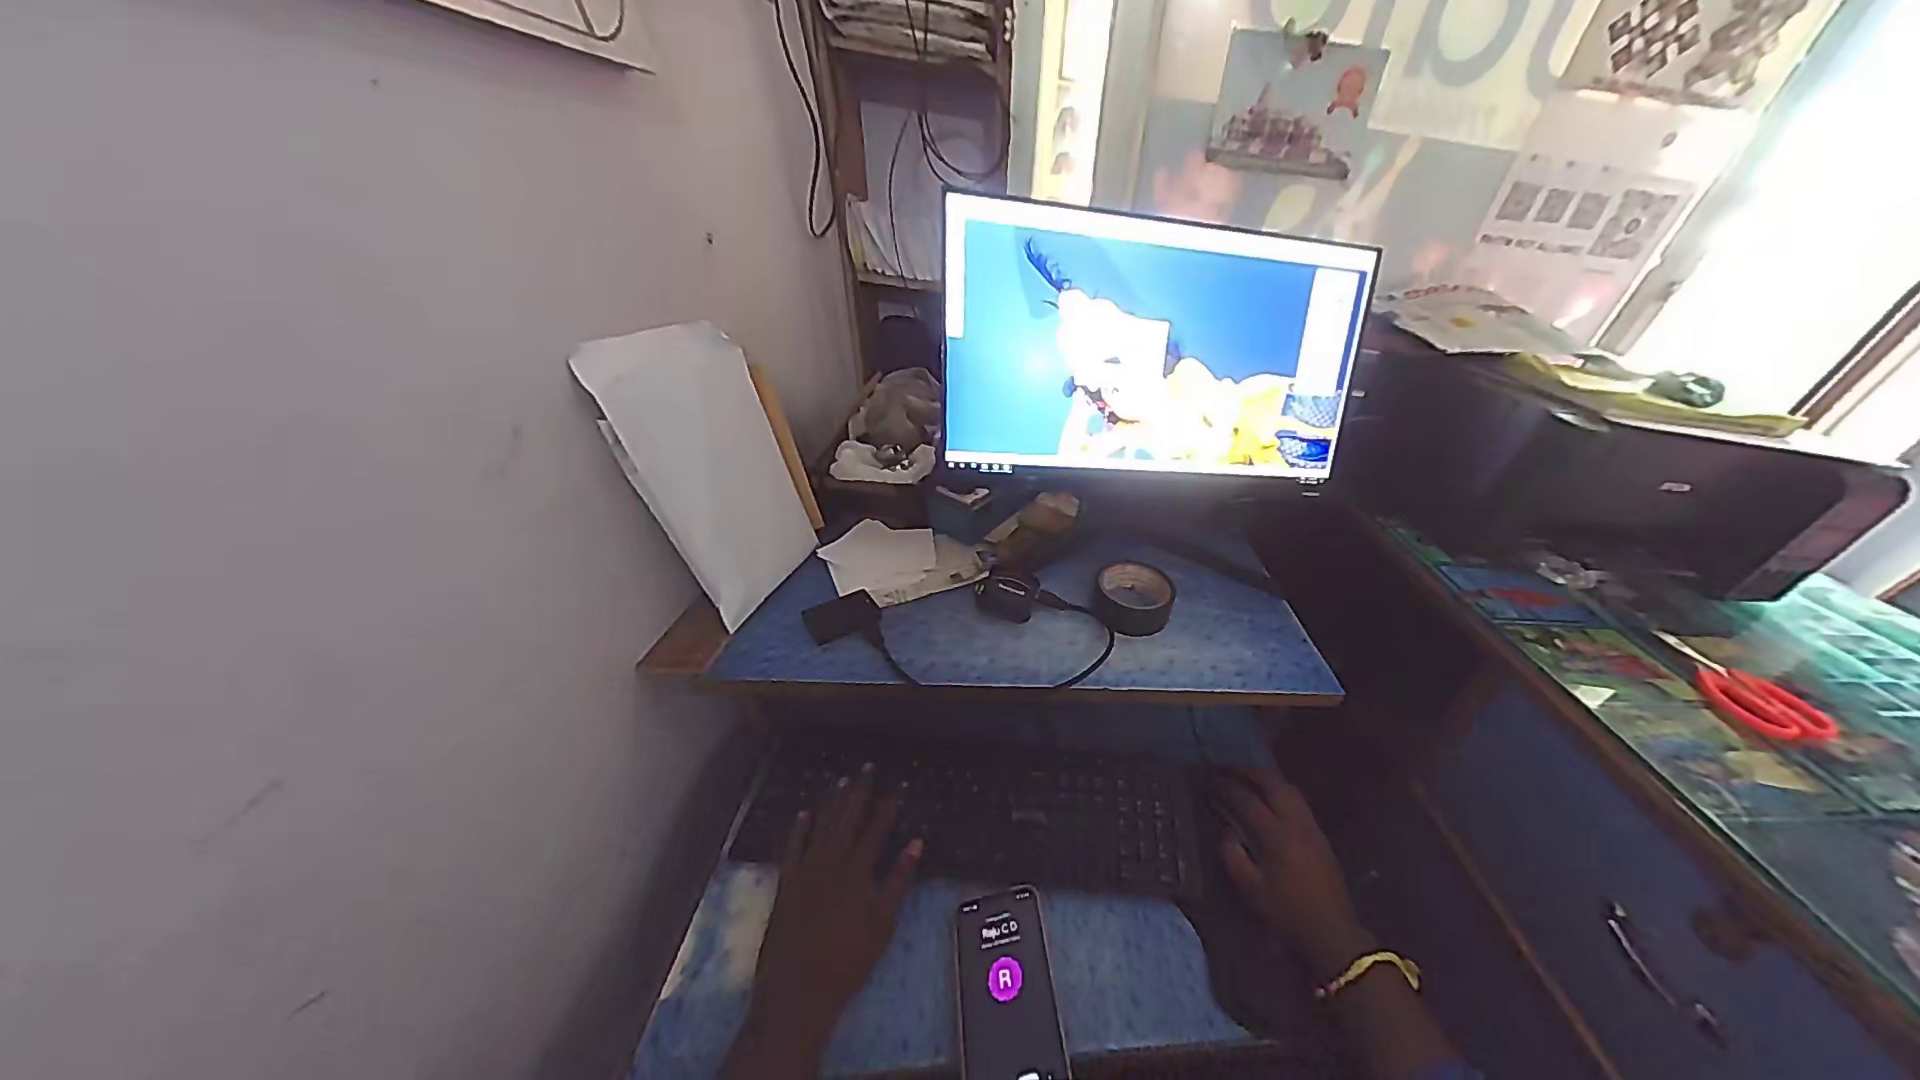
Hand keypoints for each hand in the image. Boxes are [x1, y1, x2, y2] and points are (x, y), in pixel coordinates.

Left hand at [725, 766, 921, 1078]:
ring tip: (843, 781)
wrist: (798, 990)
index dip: (887, 807)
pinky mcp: (786, 883)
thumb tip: (915, 845)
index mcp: (857, 872)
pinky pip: (792, 847)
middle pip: (847, 819)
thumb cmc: (847, 961)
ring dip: (832, 802)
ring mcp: (805, 870)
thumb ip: (898, 881)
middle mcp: (830, 863)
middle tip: (868, 768)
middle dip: (860, 792)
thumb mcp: (882, 924)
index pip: (875, 829)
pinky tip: (804, 813)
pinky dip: (798, 828)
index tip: (897, 788)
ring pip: (821, 826)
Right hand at [1214, 766, 1369, 976]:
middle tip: (1229, 768)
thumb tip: (1225, 829)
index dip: (1226, 786)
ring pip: (1290, 790)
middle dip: (1249, 772)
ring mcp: (1312, 829)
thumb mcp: (1250, 889)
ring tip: (1248, 778)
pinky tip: (1270, 800)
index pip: (1246, 800)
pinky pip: (1298, 802)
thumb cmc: (1287, 913)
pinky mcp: (1321, 837)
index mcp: (1276, 835)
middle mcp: (1296, 824)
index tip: (1210, 777)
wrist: (1333, 934)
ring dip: (1267, 780)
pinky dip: (1280, 792)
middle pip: (1273, 784)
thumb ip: (1232, 854)